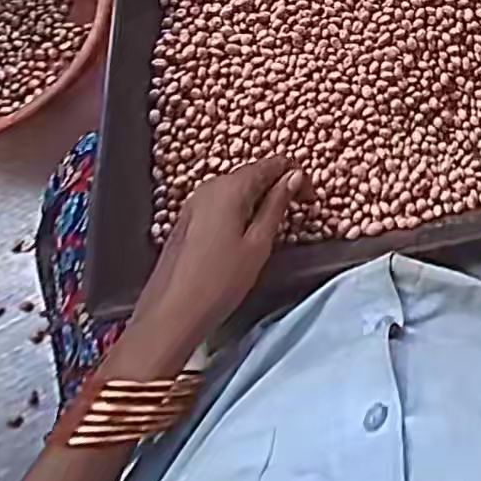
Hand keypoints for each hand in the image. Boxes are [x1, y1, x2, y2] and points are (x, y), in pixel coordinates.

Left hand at [126, 158, 306, 357]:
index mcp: (231, 187)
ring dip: (259, 197)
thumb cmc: (220, 281)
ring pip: (236, 188)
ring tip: (276, 220)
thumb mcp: (258, 244)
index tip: (311, 196)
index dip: (295, 175)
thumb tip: (294, 176)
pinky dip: (240, 207)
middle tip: (299, 208)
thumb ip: (277, 205)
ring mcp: (195, 201)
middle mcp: (211, 186)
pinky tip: (247, 229)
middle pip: (252, 173)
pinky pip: (222, 201)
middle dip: (278, 185)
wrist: (169, 315)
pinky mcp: (187, 218)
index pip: (271, 165)